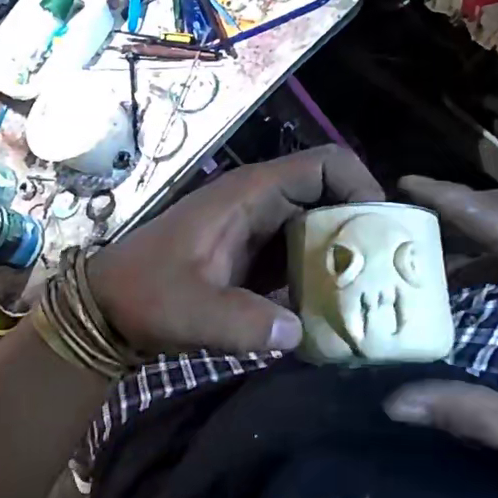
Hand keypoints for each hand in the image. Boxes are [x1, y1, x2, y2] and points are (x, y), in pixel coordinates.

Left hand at [88, 146, 384, 353]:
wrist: (105, 308)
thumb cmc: (142, 295)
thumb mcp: (191, 311)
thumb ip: (244, 322)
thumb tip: (300, 333)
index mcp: (248, 195)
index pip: (325, 164)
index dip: (363, 186)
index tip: (387, 232)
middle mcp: (258, 203)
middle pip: (330, 196)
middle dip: (364, 229)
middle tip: (392, 275)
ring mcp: (255, 230)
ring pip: (318, 228)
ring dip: (346, 257)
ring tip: (374, 296)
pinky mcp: (250, 257)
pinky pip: (300, 255)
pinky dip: (321, 276)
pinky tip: (336, 310)